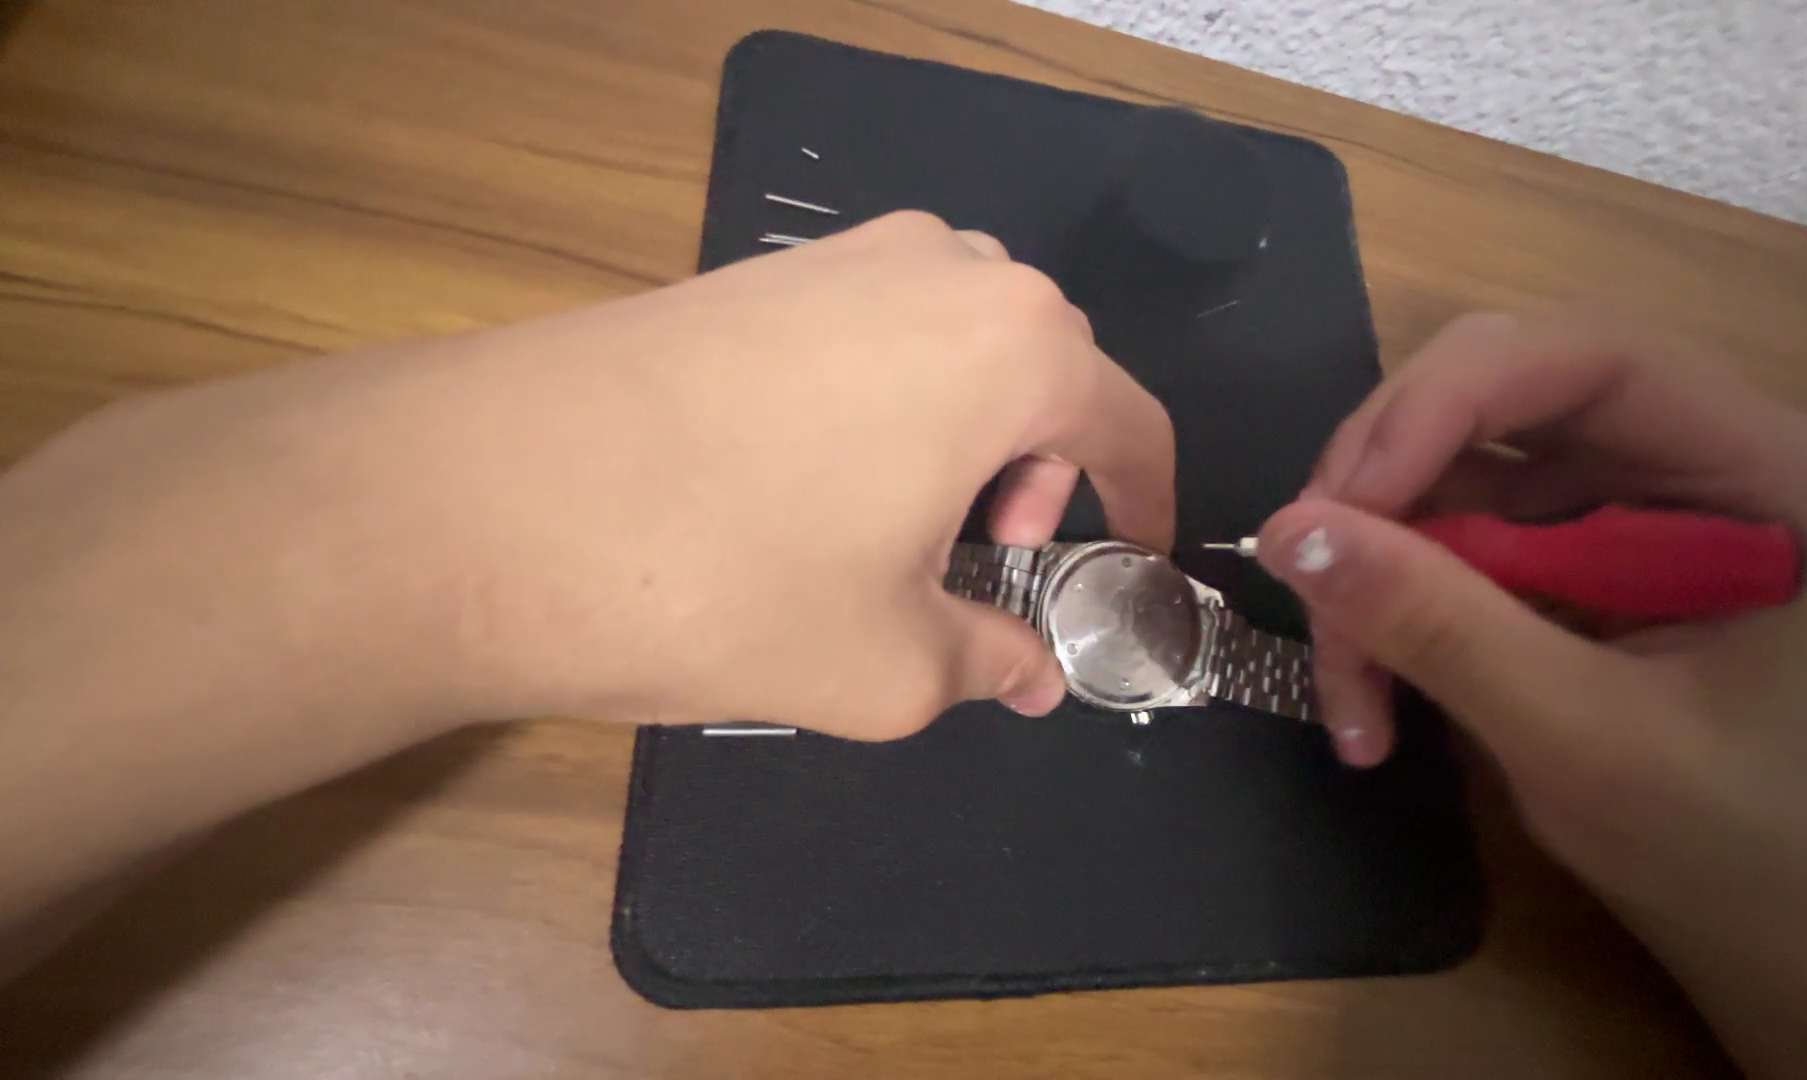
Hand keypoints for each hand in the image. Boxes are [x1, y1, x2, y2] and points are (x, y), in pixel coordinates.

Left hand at [264, 211, 1172, 736]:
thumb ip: (991, 663)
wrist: (487, 499)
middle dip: (1045, 471)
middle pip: (1050, 377)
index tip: (1133, 554)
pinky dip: (899, 399)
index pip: (1130, 422)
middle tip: (988, 554)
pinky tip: (830, 470)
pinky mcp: (769, 269)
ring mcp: (848, 255)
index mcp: (1013, 349)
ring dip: (973, 431)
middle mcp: (947, 271)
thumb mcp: (893, 662)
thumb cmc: (731, 581)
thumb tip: (1036, 676)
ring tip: (908, 514)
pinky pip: (885, 329)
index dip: (1145, 501)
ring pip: (967, 345)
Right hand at [1254, 310, 1806, 1077]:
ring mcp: (1590, 491)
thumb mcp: (1569, 735)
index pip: (1586, 358)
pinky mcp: (1528, 533)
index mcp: (1758, 473)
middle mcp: (1672, 453)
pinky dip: (1364, 596)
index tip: (1343, 503)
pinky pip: (1410, 522)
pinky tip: (1361, 683)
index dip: (1443, 404)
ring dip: (1356, 561)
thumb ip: (1433, 626)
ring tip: (1344, 680)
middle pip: (1481, 389)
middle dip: (1375, 478)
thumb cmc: (1701, 832)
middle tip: (1308, 570)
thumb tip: (1286, 536)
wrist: (1723, 898)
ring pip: (1423, 465)